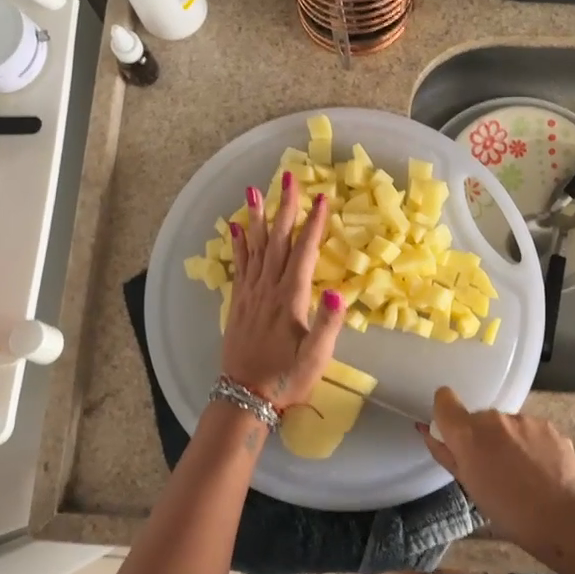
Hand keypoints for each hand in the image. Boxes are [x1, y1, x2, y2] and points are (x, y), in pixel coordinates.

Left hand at [223, 171, 343, 408]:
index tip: (323, 197)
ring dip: (257, 217)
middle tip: (288, 177)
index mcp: (290, 298)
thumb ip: (327, 323)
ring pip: (255, 247)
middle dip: (285, 207)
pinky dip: (239, 244)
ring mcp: (251, 294)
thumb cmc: (287, 378)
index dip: (314, 224)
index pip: (304, 252)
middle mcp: (268, 288)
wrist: (245, 396)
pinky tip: (236, 228)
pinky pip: (239, 265)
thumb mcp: (316, 357)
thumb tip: (338, 290)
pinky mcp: (238, 302)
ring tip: (254, 190)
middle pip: (278, 240)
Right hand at [421, 387, 574, 542]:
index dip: (446, 412)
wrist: (565, 517)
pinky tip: (541, 470)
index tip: (452, 432)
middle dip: (482, 438)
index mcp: (467, 434)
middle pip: (478, 419)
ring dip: (507, 442)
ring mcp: (522, 419)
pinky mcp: (547, 425)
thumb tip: (428, 432)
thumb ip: (447, 454)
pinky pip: (530, 430)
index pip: (444, 400)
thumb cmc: (509, 511)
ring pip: (506, 426)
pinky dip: (531, 444)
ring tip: (522, 473)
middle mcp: (493, 418)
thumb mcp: (469, 486)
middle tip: (493, 469)